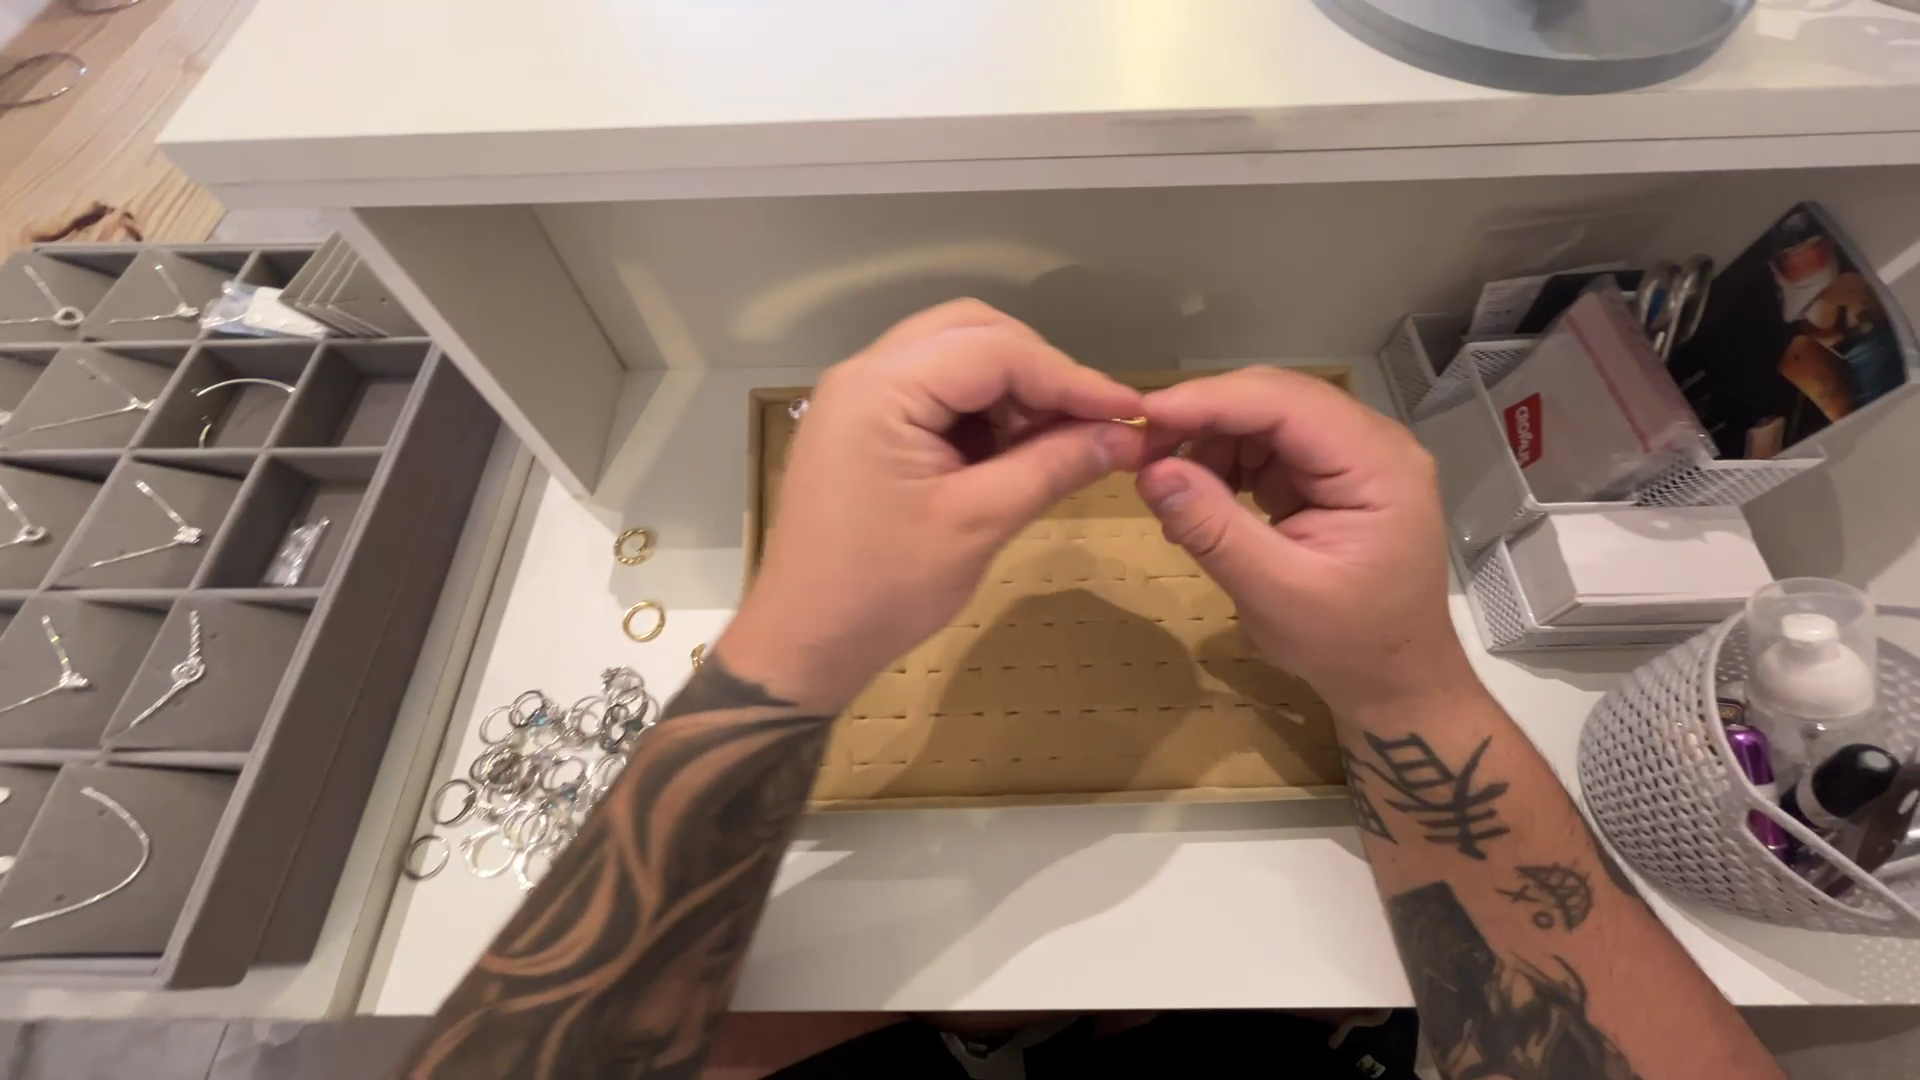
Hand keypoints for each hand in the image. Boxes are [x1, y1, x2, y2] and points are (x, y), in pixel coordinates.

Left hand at [720, 301, 1147, 709]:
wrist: (807, 641)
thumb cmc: (886, 588)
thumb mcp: (979, 523)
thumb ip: (1054, 466)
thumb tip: (1127, 436)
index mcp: (882, 387)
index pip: (995, 350)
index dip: (1070, 377)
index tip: (1129, 411)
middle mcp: (865, 373)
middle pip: (971, 333)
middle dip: (1038, 370)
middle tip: (1087, 421)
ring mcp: (859, 399)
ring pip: (954, 359)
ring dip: (1011, 390)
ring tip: (1054, 440)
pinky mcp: (863, 427)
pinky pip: (934, 394)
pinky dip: (980, 412)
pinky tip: (1010, 450)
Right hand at [1134, 367, 1475, 715]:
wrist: (1390, 677)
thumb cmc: (1345, 643)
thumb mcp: (1273, 593)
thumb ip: (1212, 529)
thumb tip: (1149, 473)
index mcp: (1378, 465)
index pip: (1287, 404)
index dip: (1211, 401)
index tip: (1144, 415)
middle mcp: (1370, 443)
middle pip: (1274, 399)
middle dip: (1203, 418)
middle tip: (1142, 452)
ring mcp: (1348, 456)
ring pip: (1262, 419)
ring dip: (1208, 445)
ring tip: (1173, 498)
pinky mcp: (1324, 474)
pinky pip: (1262, 448)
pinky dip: (1222, 467)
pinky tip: (1201, 507)